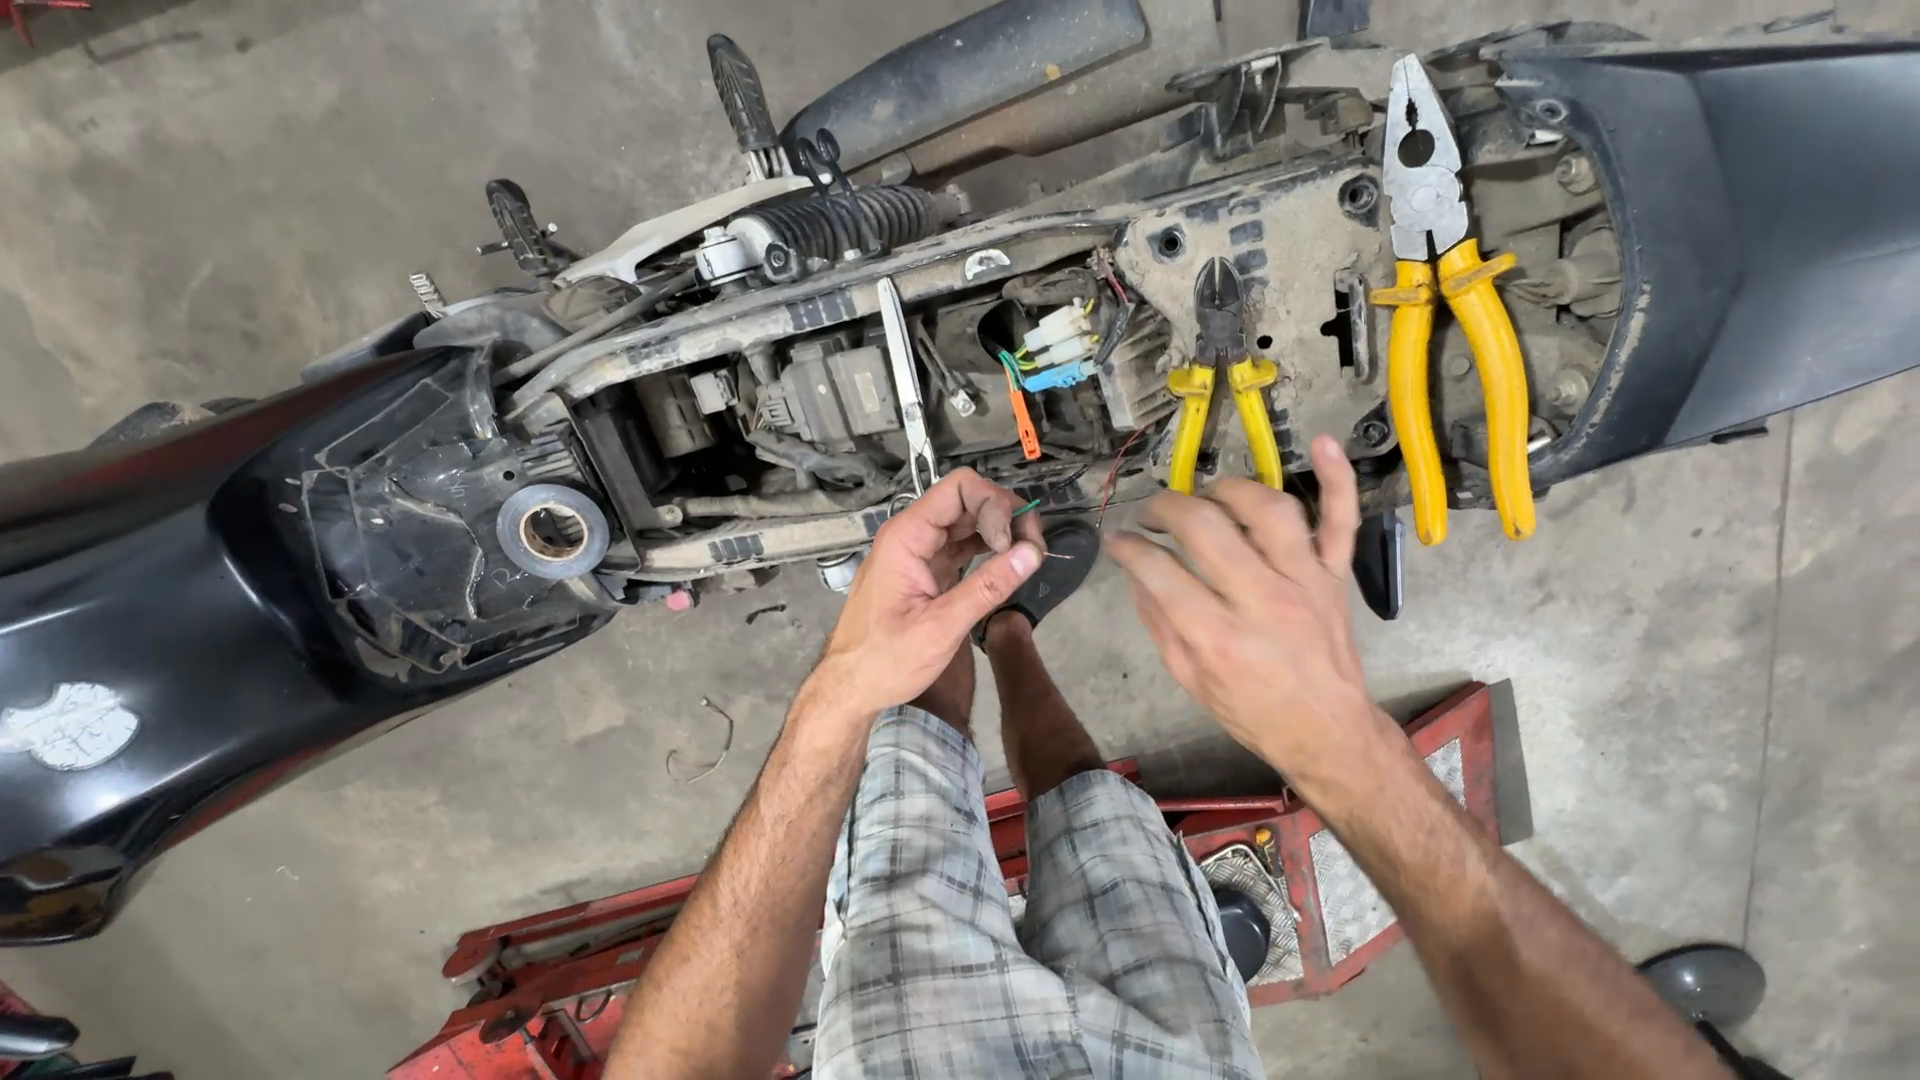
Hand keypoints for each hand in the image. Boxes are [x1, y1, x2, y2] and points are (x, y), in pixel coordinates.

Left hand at [814, 469, 1043, 715]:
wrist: (851, 686)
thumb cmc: (885, 660)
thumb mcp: (941, 627)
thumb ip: (988, 588)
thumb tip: (1032, 553)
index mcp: (907, 536)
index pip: (960, 488)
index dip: (995, 505)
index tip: (1013, 543)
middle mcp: (912, 534)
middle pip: (968, 499)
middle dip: (1005, 515)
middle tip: (1033, 549)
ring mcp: (920, 551)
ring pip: (968, 521)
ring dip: (1001, 531)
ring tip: (1028, 556)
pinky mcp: (928, 569)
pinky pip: (963, 544)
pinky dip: (989, 549)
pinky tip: (1009, 565)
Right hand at [1108, 436, 1401, 800]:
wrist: (1327, 731)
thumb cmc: (1252, 711)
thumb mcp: (1189, 679)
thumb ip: (1159, 623)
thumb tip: (1137, 573)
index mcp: (1217, 636)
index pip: (1159, 570)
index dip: (1127, 548)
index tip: (1117, 542)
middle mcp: (1262, 600)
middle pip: (1205, 527)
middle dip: (1165, 509)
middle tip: (1151, 516)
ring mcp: (1305, 582)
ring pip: (1267, 509)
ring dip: (1228, 490)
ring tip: (1206, 498)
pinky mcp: (1335, 576)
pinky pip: (1341, 519)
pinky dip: (1336, 478)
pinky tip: (1321, 443)